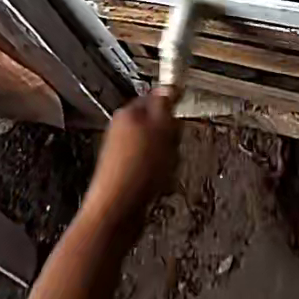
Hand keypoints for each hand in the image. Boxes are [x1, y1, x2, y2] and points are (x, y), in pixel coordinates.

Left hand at [82, 88, 179, 228]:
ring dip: (167, 161)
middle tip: (172, 149)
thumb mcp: (161, 127)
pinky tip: (158, 188)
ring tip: (165, 173)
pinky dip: (159, 179)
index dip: (171, 108)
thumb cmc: (137, 169)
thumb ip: (165, 104)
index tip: (181, 117)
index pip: (155, 98)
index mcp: (128, 113)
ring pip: (157, 151)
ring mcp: (122, 154)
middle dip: (171, 139)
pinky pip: (152, 172)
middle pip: (158, 126)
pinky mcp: (126, 177)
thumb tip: (169, 87)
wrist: (117, 211)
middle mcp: (122, 130)